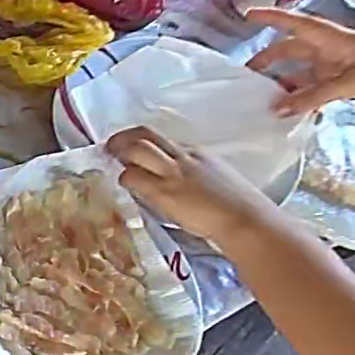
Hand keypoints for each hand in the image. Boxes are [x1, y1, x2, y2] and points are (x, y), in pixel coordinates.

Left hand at [106, 126, 283, 244]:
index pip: (161, 138)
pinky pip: (134, 177)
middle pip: (145, 135)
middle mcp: (183, 156)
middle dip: (122, 138)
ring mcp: (172, 172)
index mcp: (196, 153)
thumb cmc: (235, 205)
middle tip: (110, 146)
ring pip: (137, 150)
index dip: (140, 139)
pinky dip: (125, 178)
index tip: (128, 144)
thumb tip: (174, 178)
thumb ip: (192, 172)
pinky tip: (124, 184)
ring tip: (110, 161)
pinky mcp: (164, 191)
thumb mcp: (213, 177)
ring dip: (119, 153)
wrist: (245, 219)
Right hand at [245, 7, 354, 114]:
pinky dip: (301, 100)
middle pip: (290, 51)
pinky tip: (292, 114)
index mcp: (334, 41)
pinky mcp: (348, 80)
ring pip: (300, 73)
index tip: (247, 15)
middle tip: (242, 78)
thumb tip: (276, 109)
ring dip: (282, 86)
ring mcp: (339, 65)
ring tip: (262, 103)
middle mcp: (331, 50)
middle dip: (266, 61)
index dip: (272, 19)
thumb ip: (314, 96)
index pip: (295, 26)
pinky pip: (315, 89)